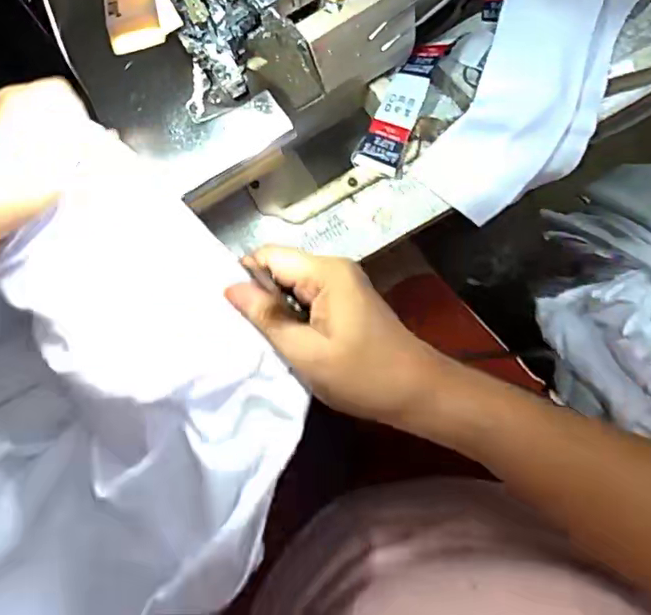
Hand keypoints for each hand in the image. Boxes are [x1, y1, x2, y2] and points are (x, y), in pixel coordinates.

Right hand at [225, 246, 457, 426]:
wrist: (420, 393)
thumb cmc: (364, 376)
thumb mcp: (308, 353)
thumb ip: (267, 317)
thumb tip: (230, 288)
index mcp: (325, 272)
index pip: (268, 256)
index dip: (246, 278)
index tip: (232, 311)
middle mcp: (333, 267)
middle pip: (279, 267)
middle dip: (261, 295)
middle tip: (248, 331)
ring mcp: (342, 281)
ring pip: (291, 282)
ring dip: (277, 308)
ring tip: (267, 338)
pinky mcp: (346, 297)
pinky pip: (307, 295)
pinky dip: (294, 314)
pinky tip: (291, 339)